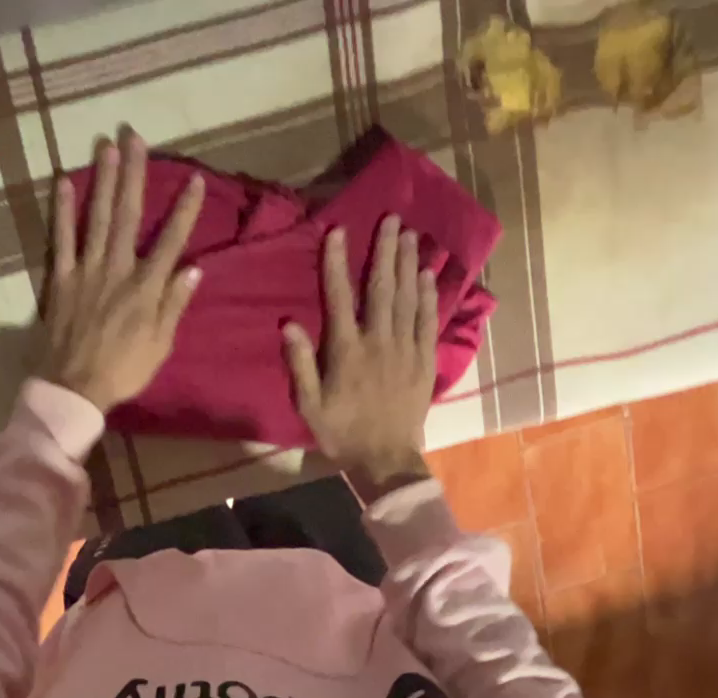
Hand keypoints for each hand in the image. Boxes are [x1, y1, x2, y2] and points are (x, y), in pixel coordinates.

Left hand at [41, 126, 205, 411]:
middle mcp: (118, 270)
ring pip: (97, 217)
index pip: (171, 241)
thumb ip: (174, 305)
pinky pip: (62, 239)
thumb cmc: (123, 371)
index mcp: (146, 288)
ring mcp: (87, 271)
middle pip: (129, 215)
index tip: (196, 179)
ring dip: (103, 180)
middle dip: (134, 173)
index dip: (185, 210)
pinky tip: (65, 182)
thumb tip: (194, 269)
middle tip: (135, 136)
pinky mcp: (62, 279)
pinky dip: (63, 211)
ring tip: (106, 145)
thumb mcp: (160, 345)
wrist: (74, 388)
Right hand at [283, 215, 438, 487]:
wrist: (385, 459)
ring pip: (408, 297)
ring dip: (409, 264)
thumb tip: (289, 324)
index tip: (338, 232)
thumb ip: (300, 364)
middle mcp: (378, 341)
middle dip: (385, 251)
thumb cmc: (341, 432)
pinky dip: (428, 295)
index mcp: (346, 351)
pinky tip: (428, 275)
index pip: (339, 298)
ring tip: (411, 235)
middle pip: (382, 287)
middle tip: (392, 219)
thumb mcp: (309, 404)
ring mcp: (405, 349)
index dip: (336, 263)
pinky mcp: (424, 360)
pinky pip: (427, 320)